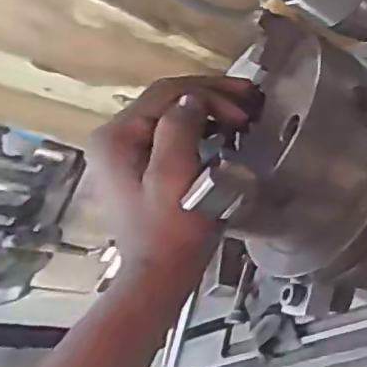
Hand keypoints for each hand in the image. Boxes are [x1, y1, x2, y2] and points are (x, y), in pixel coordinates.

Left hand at [87, 76, 257, 286]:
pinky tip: (224, 128)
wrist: (160, 273)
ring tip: (243, 112)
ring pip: (172, 111)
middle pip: (167, 98)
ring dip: (210, 107)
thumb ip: (180, 130)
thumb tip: (195, 100)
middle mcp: (114, 138)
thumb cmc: (171, 229)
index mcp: (117, 136)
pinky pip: (173, 130)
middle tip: (251, 99)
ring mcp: (125, 151)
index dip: (211, 93)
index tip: (245, 108)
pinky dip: (202, 124)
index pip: (167, 93)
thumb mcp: (175, 176)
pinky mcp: (140, 164)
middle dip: (212, 94)